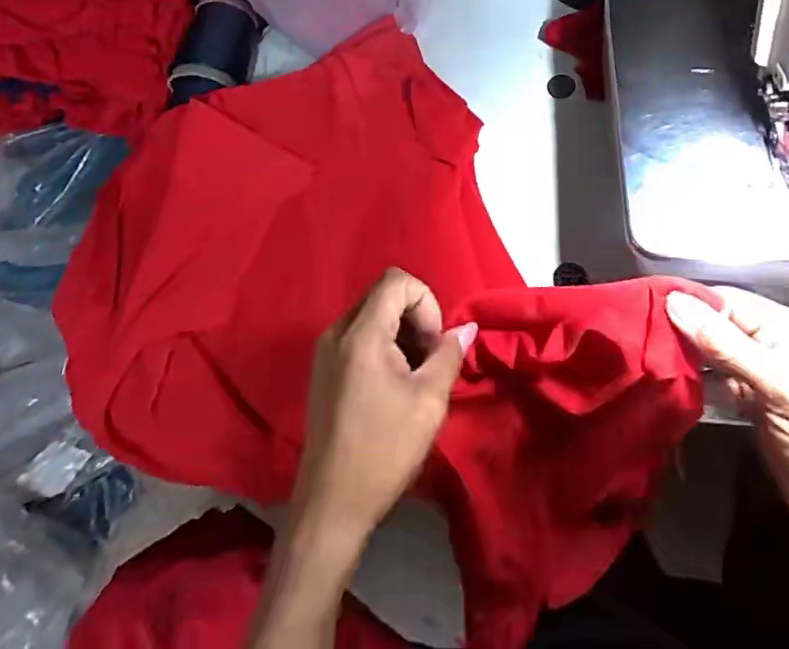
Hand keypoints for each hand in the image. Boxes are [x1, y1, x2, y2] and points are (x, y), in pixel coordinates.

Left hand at [294, 269, 478, 537]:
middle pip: (385, 296)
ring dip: (402, 333)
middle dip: (416, 318)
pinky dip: (385, 347)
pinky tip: (394, 387)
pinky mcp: (324, 372)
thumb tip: (465, 328)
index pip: (398, 282)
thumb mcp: (429, 400)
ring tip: (414, 377)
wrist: (331, 506)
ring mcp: (325, 354)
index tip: (432, 345)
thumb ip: (449, 354)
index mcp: (360, 335)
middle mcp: (336, 334)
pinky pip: (360, 337)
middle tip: (428, 361)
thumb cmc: (384, 450)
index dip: (427, 303)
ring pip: (374, 316)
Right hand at [665, 287, 788, 558]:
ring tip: (644, 353)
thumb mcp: (780, 385)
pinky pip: (721, 385)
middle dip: (685, 326)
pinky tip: (672, 382)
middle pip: (722, 326)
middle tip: (637, 331)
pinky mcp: (757, 410)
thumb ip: (726, 344)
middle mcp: (778, 348)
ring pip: (719, 356)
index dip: (692, 300)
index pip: (732, 301)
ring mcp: (767, 380)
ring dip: (688, 355)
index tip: (646, 304)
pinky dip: (699, 383)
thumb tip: (674, 301)